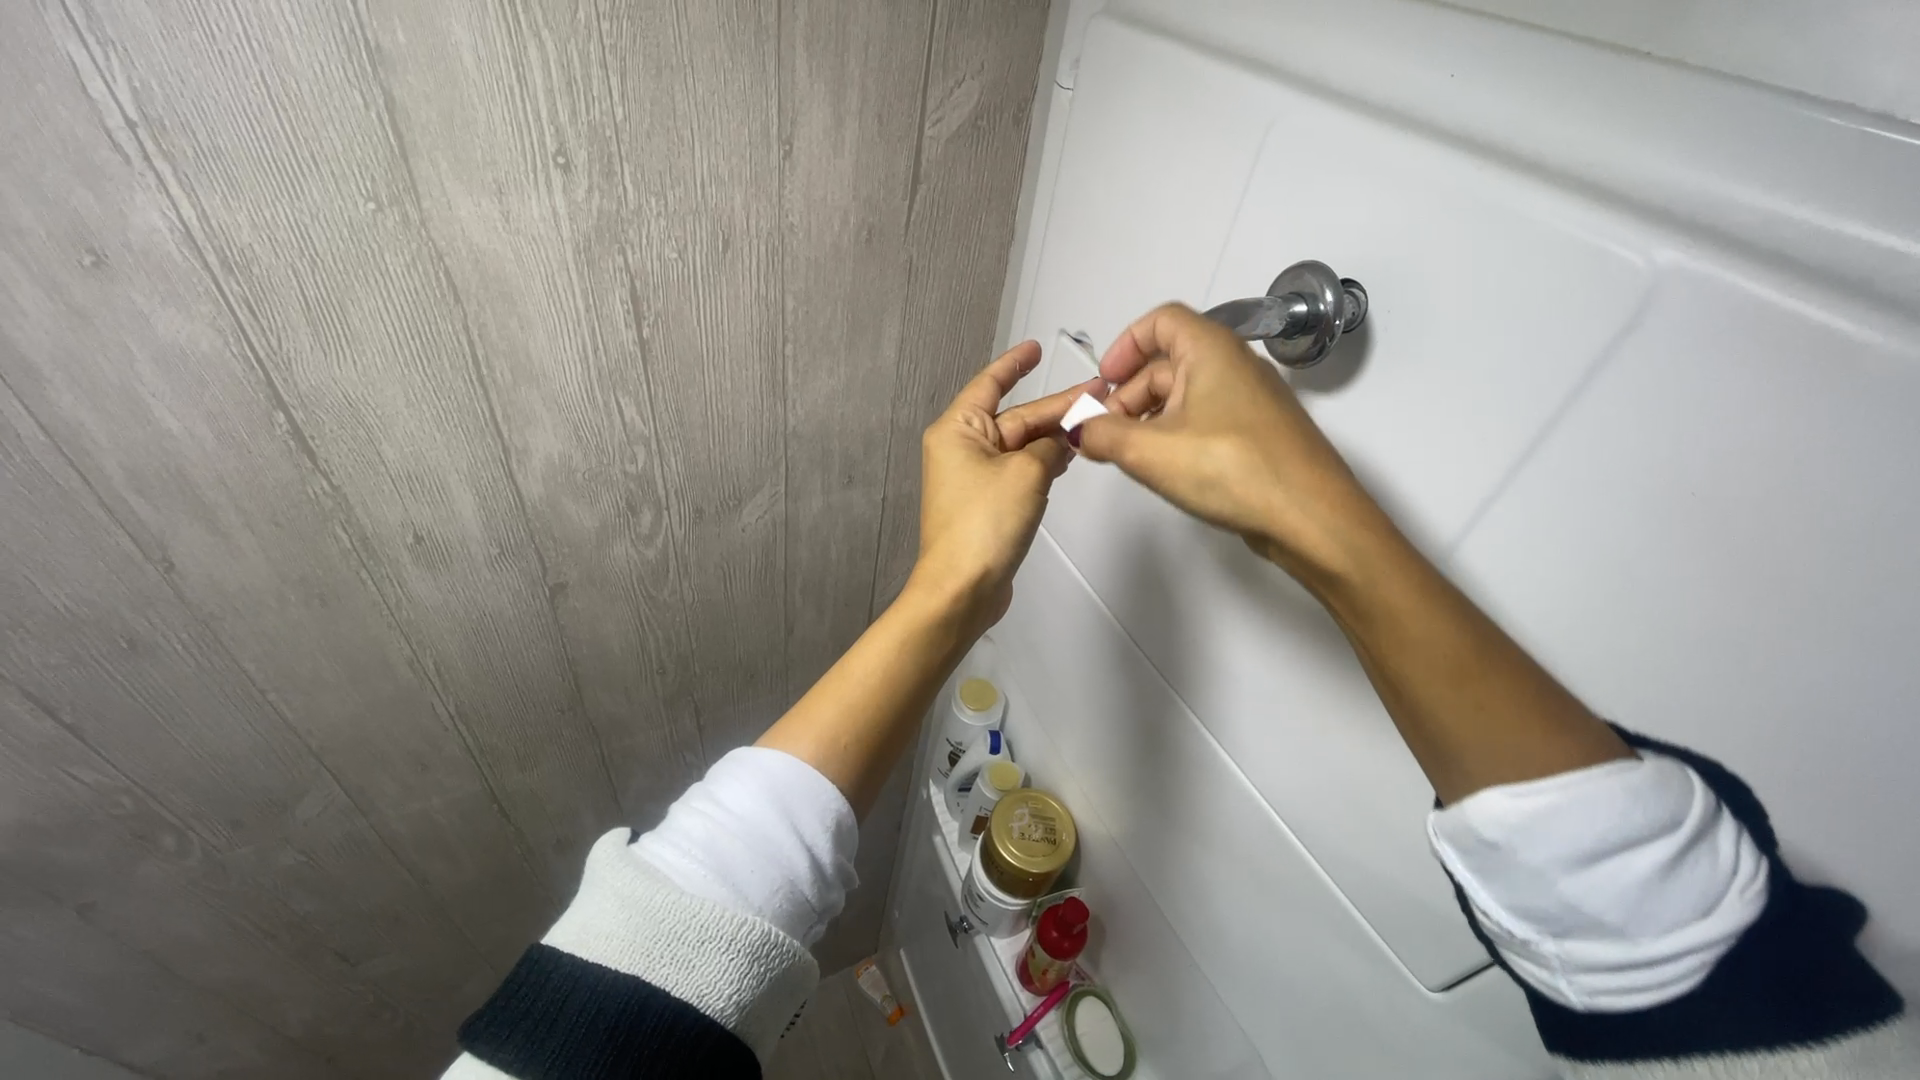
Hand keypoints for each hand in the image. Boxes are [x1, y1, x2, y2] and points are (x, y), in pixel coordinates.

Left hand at [911, 341, 1098, 628]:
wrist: (963, 588)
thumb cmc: (982, 527)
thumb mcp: (1027, 473)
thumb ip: (1051, 446)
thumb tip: (1063, 441)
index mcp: (958, 429)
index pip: (990, 383)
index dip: (1015, 363)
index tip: (1036, 348)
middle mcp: (961, 449)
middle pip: (1015, 417)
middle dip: (1055, 407)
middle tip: (1098, 394)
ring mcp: (974, 478)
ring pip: (1021, 446)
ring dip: (1054, 436)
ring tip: (1094, 423)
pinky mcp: (987, 504)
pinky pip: (1020, 471)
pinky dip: (1044, 463)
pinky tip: (1070, 456)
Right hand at [1074, 303, 1390, 584]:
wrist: (1312, 517)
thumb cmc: (1230, 469)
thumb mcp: (1150, 452)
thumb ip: (1103, 435)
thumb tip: (1079, 429)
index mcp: (1211, 350)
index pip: (1161, 322)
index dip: (1125, 345)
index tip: (1102, 383)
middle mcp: (1234, 366)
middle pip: (1168, 364)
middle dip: (1128, 396)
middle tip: (1102, 437)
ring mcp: (1251, 402)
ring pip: (1186, 396)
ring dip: (1148, 420)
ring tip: (1126, 458)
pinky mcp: (1258, 435)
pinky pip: (1205, 420)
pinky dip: (1175, 435)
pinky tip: (1164, 470)